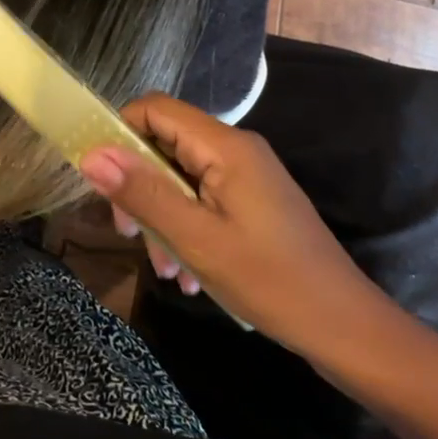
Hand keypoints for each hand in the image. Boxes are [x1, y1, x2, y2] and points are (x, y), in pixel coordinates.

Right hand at [80, 94, 384, 353]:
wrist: (347, 329)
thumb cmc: (270, 281)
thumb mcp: (197, 240)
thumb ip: (143, 193)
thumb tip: (90, 155)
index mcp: (225, 146)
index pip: (154, 109)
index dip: (118, 133)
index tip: (99, 179)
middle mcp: (236, 149)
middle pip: (164, 144)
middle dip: (139, 188)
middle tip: (129, 235)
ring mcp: (246, 176)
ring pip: (180, 177)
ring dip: (161, 218)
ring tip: (165, 269)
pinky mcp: (252, 202)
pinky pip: (202, 199)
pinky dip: (185, 230)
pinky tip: (188, 275)